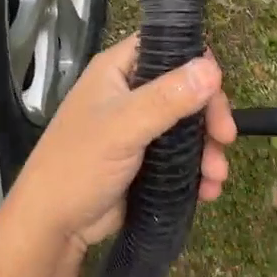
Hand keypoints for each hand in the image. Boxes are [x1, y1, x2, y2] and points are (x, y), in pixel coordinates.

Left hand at [6, 37, 238, 253]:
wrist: (51, 229)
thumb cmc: (77, 165)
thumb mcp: (122, 127)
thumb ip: (167, 98)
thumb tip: (212, 70)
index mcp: (118, 70)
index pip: (167, 46)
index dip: (196, 61)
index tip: (216, 88)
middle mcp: (130, 92)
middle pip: (185, 88)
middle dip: (209, 114)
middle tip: (225, 138)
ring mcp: (139, 127)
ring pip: (188, 124)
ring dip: (207, 148)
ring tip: (216, 176)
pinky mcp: (146, 160)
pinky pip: (182, 155)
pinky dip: (198, 169)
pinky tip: (208, 190)